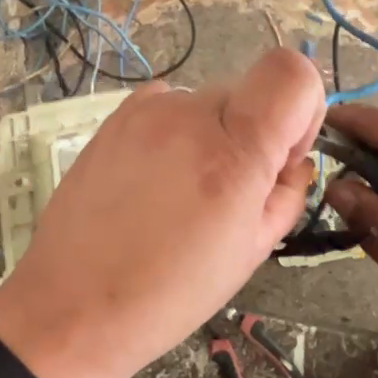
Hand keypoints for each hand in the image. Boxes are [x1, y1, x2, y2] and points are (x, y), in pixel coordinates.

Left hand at [0, 50, 325, 377]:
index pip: (292, 73)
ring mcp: (144, 113)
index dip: (302, 109)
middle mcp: (188, 116)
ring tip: (180, 194)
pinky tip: (151, 181)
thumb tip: (293, 161)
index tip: (281, 156)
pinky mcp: (111, 120)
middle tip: (227, 193)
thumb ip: (285, 194)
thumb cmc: (170, 294)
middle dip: (251, 133)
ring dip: (209, 135)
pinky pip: (163, 109)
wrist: (75, 304)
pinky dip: (171, 133)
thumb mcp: (250, 253)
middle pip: (247, 92)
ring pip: (204, 103)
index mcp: (234, 153)